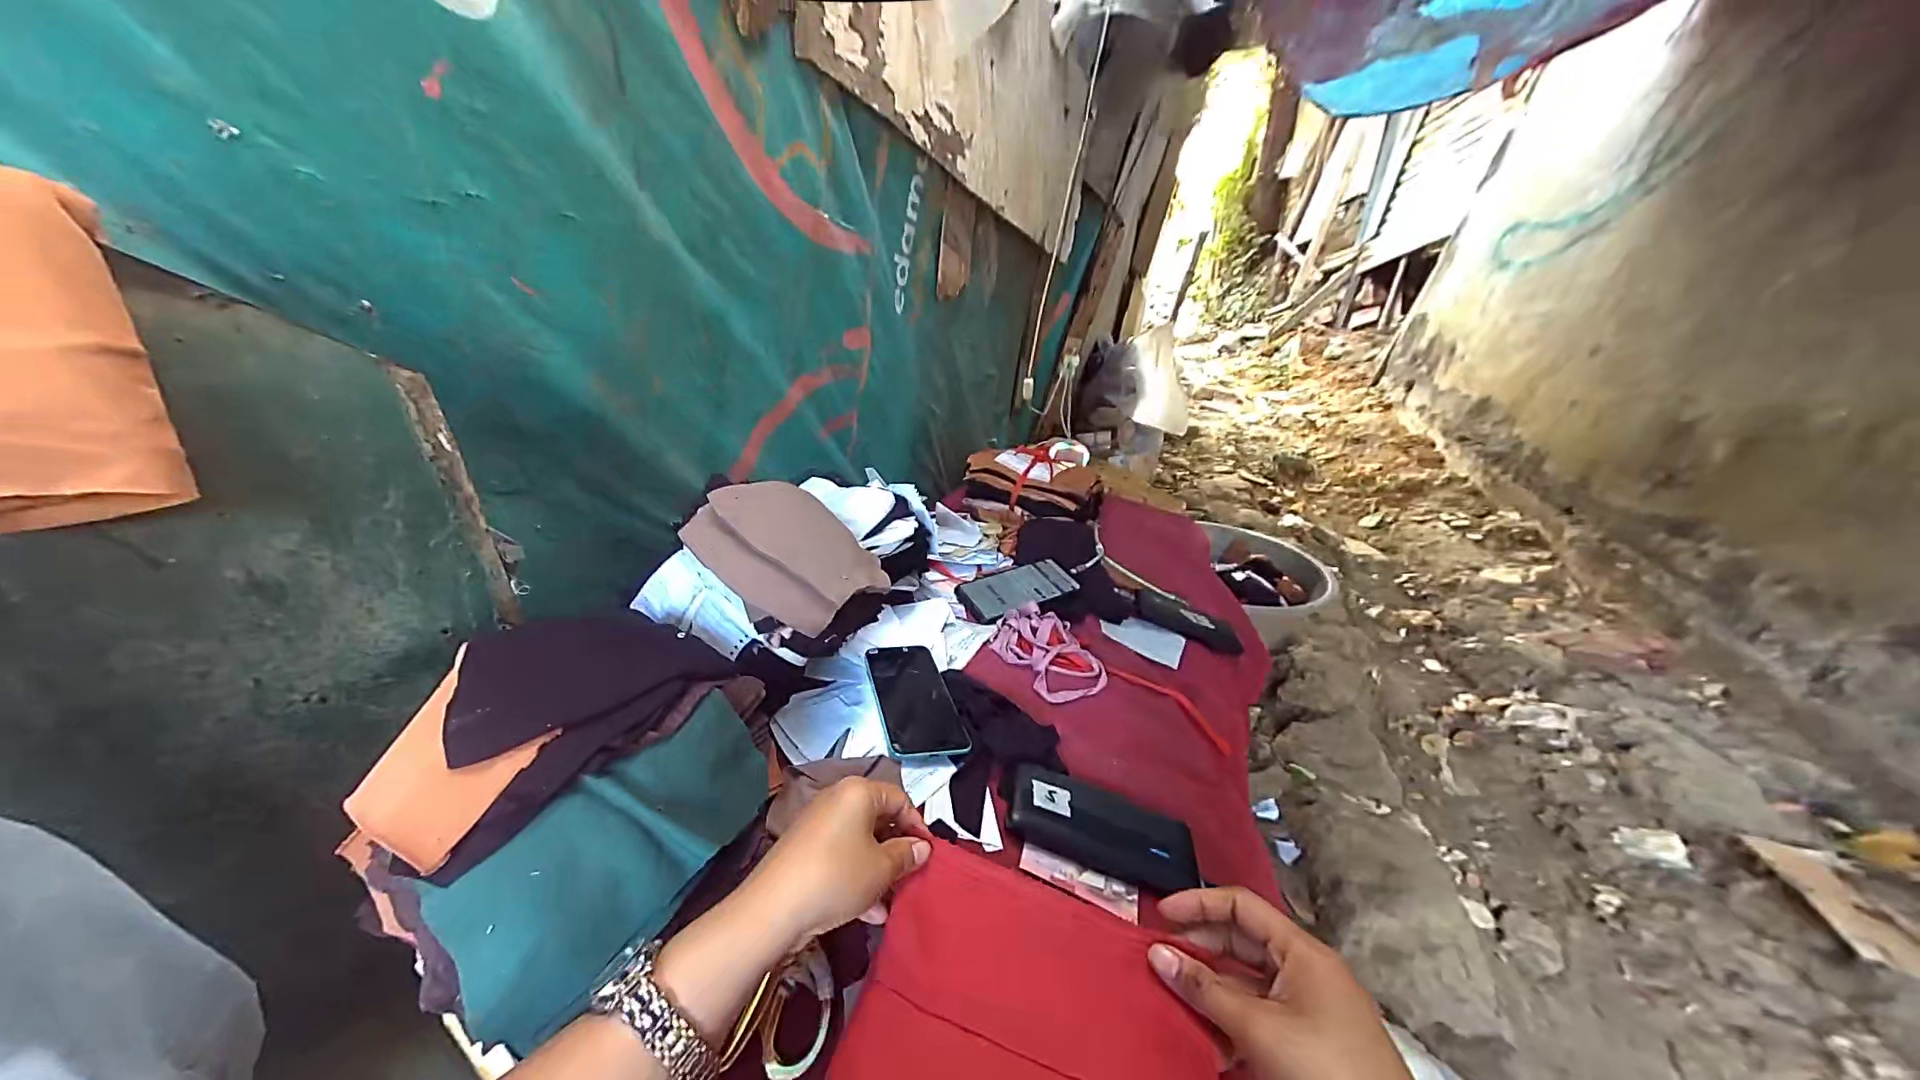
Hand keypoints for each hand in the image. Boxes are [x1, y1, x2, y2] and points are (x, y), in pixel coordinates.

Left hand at [737, 776, 931, 952]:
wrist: (773, 908)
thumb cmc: (836, 876)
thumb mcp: (881, 868)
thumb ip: (906, 855)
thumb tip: (921, 848)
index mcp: (858, 792)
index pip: (900, 799)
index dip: (918, 826)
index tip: (928, 854)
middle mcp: (837, 799)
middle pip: (879, 819)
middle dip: (897, 851)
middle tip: (909, 877)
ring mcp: (818, 824)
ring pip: (860, 841)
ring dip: (878, 869)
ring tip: (889, 900)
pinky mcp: (804, 849)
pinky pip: (841, 855)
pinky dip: (856, 875)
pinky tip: (867, 910)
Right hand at [1147, 887, 1412, 1079]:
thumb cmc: (1325, 1068)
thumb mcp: (1258, 1027)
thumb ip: (1205, 989)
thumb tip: (1157, 953)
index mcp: (1302, 951)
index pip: (1241, 905)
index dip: (1199, 903)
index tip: (1161, 914)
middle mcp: (1306, 969)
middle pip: (1242, 940)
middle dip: (1199, 944)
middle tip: (1159, 955)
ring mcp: (1310, 1006)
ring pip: (1247, 979)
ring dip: (1210, 984)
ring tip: (1171, 991)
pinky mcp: (1309, 1039)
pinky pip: (1259, 1011)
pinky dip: (1229, 1015)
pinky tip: (1203, 1032)